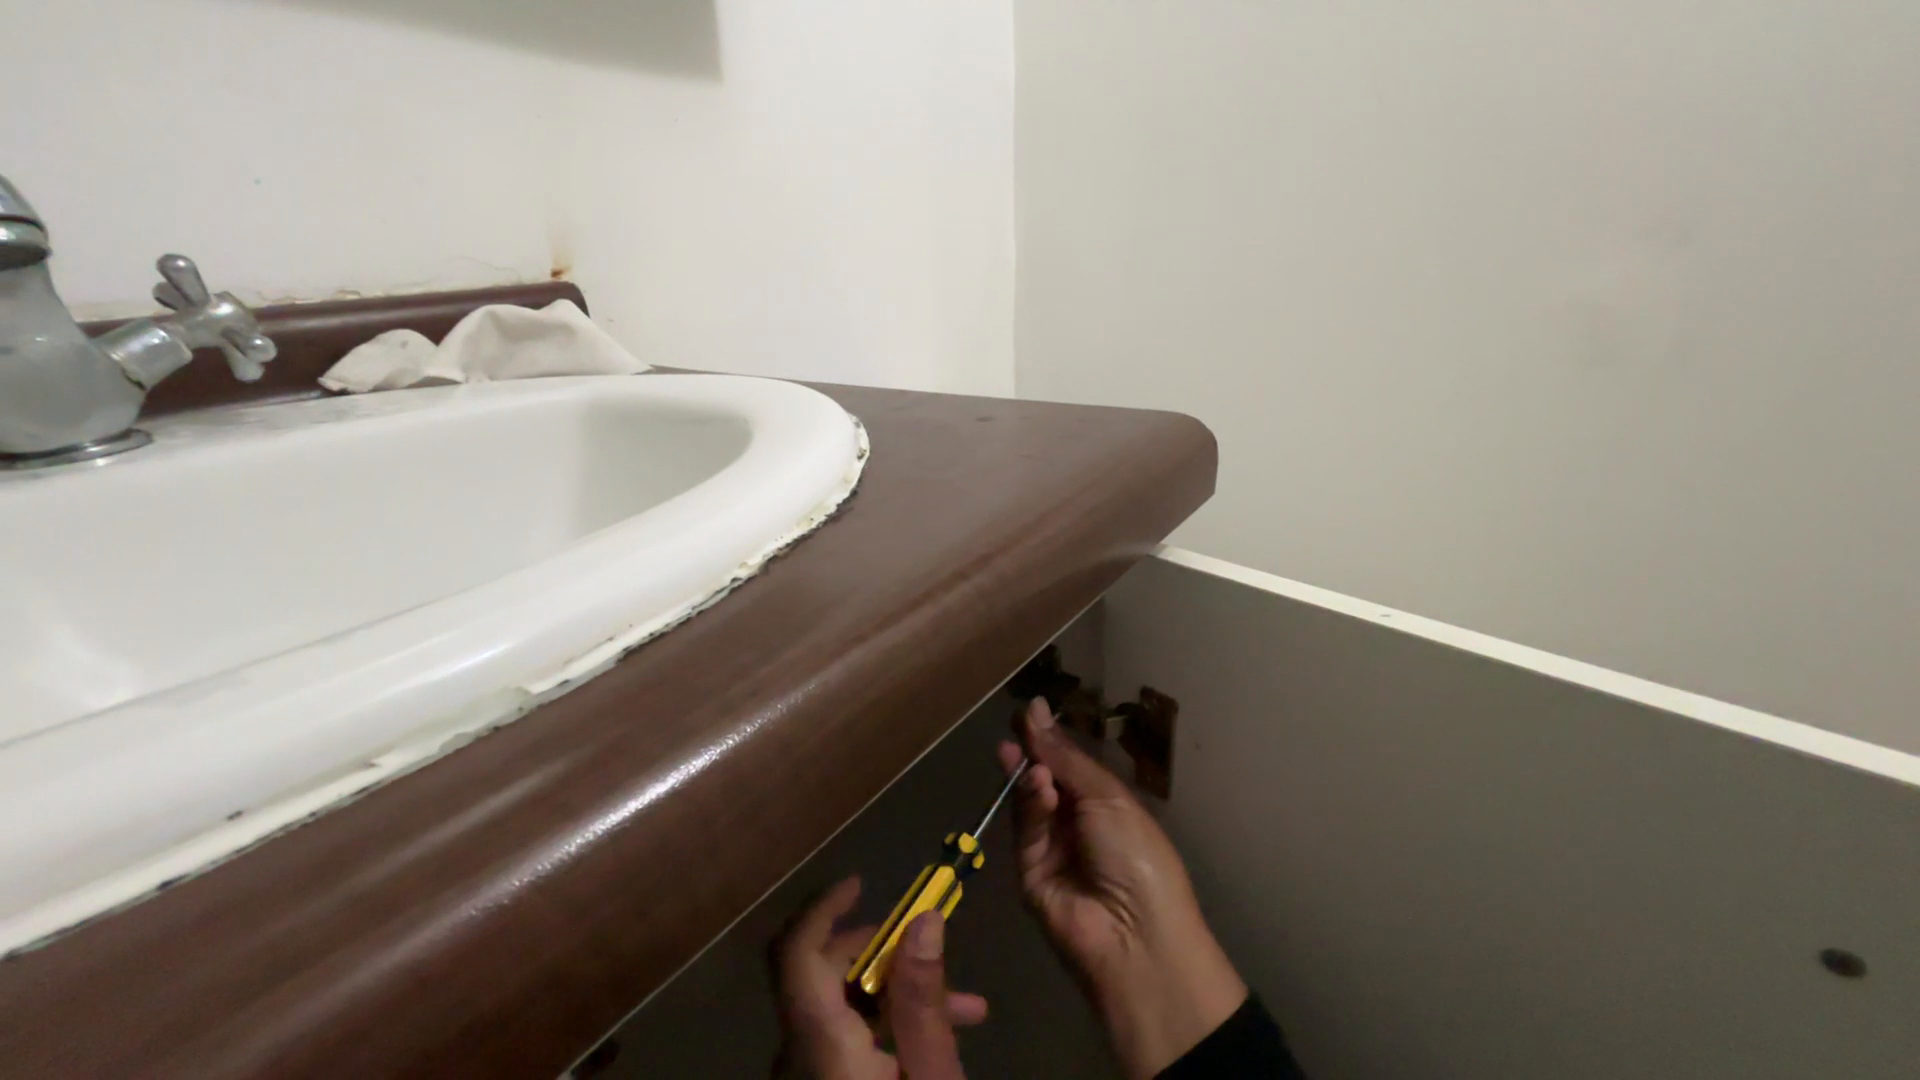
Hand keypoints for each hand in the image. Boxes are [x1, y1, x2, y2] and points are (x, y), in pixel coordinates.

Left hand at [774, 877, 986, 1079]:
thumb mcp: (931, 1075)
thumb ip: (922, 1000)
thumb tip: (924, 919)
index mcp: (817, 1043)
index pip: (796, 953)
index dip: (823, 908)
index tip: (859, 884)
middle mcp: (795, 1053)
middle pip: (823, 973)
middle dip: (883, 953)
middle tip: (938, 953)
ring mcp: (803, 1073)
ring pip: (841, 1006)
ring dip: (896, 993)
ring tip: (964, 1008)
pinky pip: (841, 1035)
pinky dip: (884, 1024)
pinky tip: (935, 1038)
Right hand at [999, 698, 1246, 1079]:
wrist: (1134, 936)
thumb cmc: (1137, 857)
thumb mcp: (1108, 797)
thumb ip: (1064, 756)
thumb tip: (1034, 709)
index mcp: (1107, 805)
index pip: (1070, 765)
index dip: (1050, 739)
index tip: (1028, 711)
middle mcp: (1078, 824)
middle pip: (1044, 780)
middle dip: (1030, 754)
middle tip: (1012, 728)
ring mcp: (1052, 849)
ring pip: (1029, 802)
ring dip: (1027, 776)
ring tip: (1019, 754)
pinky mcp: (1028, 872)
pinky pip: (1024, 831)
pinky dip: (1029, 805)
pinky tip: (1037, 786)